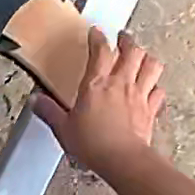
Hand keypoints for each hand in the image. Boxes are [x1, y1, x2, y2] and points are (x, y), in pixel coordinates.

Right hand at [32, 27, 166, 179]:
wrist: (122, 160)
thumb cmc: (94, 144)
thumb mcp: (63, 128)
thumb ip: (50, 111)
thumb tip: (36, 101)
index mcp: (96, 85)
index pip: (100, 51)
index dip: (98, 38)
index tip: (96, 33)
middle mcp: (120, 84)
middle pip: (132, 50)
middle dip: (128, 40)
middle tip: (123, 38)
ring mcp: (139, 95)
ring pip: (151, 65)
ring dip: (147, 57)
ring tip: (142, 55)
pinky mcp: (150, 110)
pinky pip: (158, 91)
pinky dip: (156, 87)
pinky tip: (152, 88)